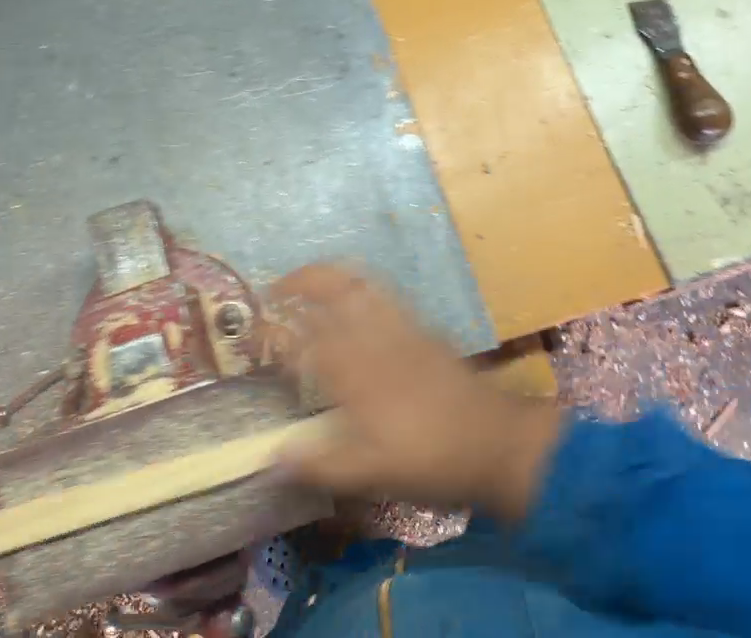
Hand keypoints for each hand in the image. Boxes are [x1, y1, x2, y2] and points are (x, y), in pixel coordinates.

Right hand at [272, 264, 562, 522]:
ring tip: (310, 283)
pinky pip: (386, 295)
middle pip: (334, 289)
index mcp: (354, 370)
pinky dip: (361, 287)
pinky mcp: (425, 330)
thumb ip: (320, 464)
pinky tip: (358, 304)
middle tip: (277, 289)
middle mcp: (374, 337)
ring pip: (361, 284)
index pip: (302, 340)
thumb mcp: (371, 474)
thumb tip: (272, 457)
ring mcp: (403, 328)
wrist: (498, 442)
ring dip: (331, 276)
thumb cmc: (431, 459)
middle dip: (300, 281)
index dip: (273, 335)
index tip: (252, 337)